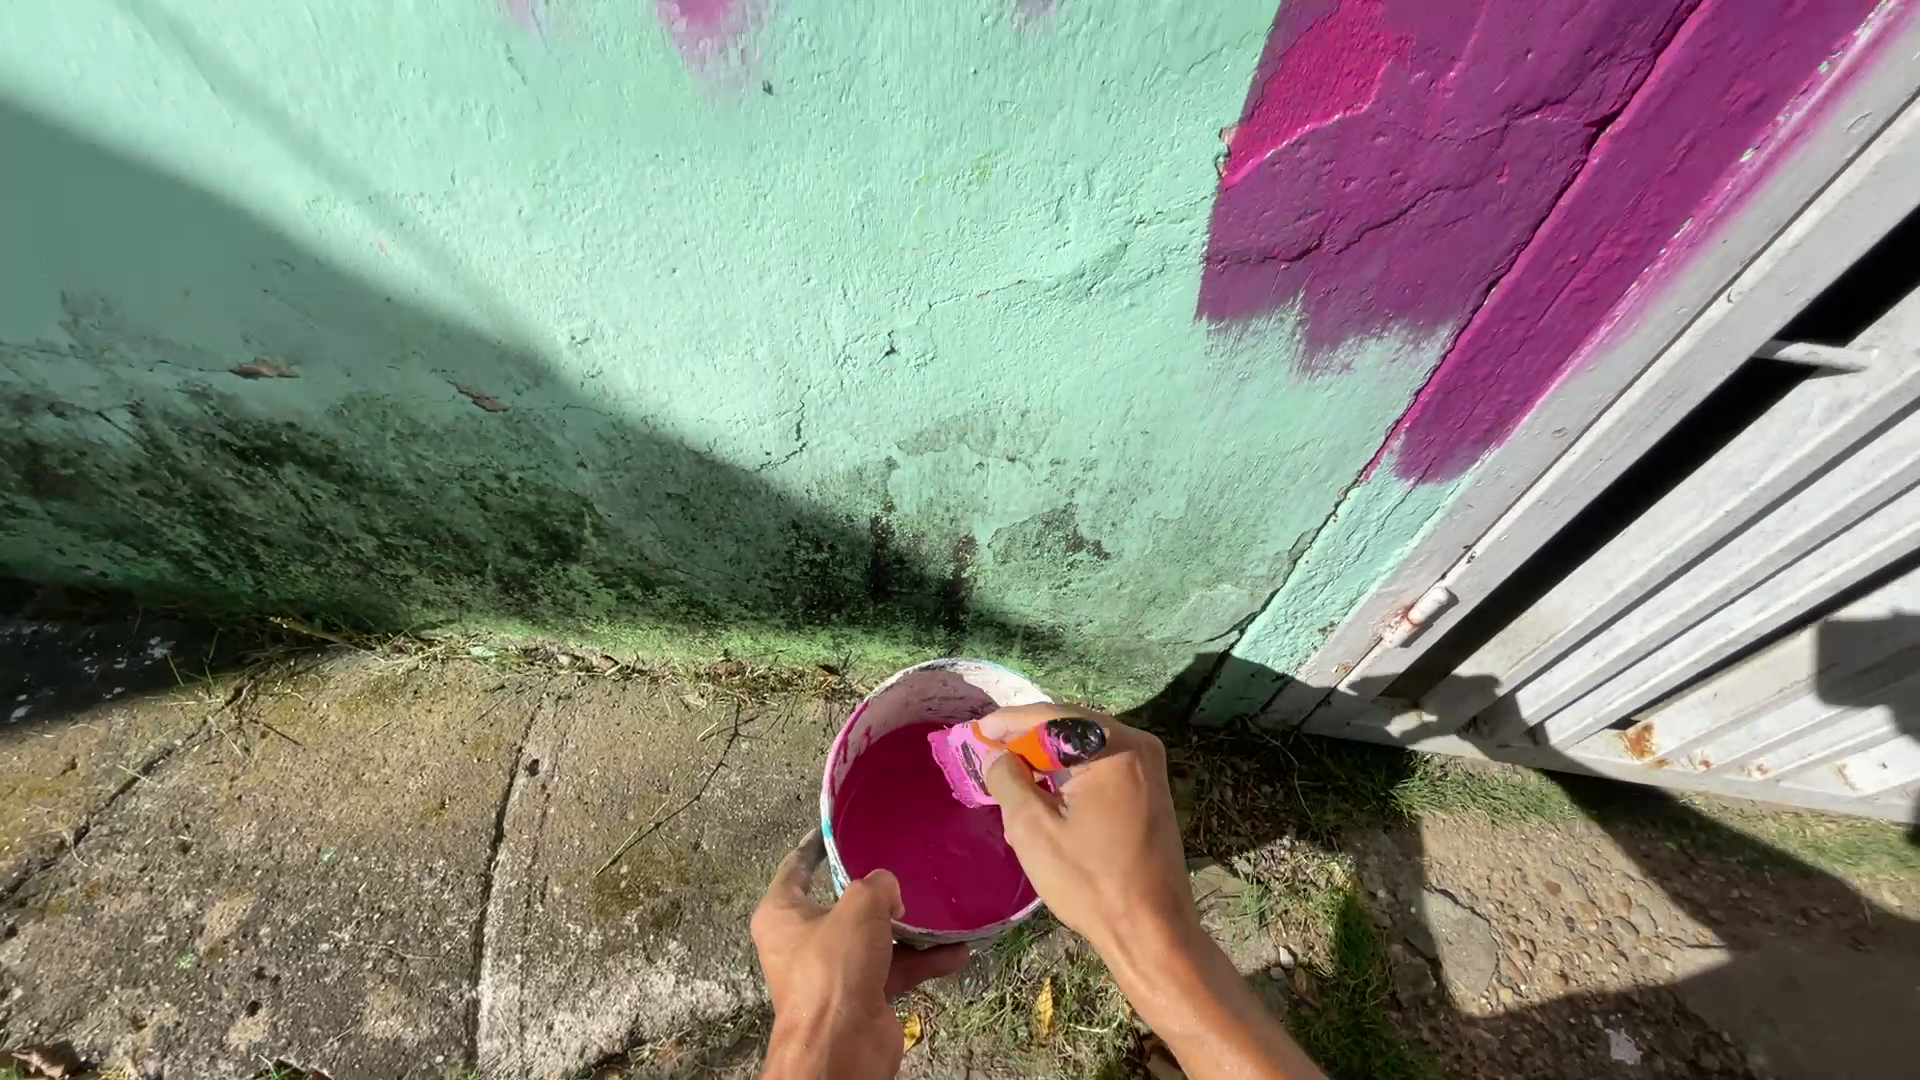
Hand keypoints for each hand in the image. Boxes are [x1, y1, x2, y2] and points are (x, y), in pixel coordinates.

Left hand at [751, 830, 968, 1079]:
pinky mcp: (863, 996)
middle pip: (842, 902)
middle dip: (874, 887)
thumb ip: (879, 884)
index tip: (839, 826)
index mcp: (782, 913)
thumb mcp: (859, 905)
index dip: (816, 844)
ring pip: (875, 936)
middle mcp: (804, 940)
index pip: (795, 867)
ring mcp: (835, 970)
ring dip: (909, 927)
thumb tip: (890, 894)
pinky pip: (896, 967)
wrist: (841, 1048)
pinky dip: (924, 960)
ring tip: (941, 906)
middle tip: (902, 862)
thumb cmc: (834, 965)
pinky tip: (957, 950)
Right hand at [980, 705, 1199, 964]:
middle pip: (1069, 725)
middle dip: (1027, 737)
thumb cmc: (1091, 882)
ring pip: (1084, 744)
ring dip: (1046, 754)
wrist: (1154, 933)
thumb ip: (1007, 780)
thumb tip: (995, 755)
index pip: (1049, 718)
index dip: (1009, 722)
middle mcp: (1137, 744)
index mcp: (1112, 747)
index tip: (978, 729)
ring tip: (1010, 768)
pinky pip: (1100, 762)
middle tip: (990, 748)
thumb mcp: (1033, 829)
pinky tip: (1044, 785)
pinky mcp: (1149, 786)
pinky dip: (1070, 769)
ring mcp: (1148, 765)